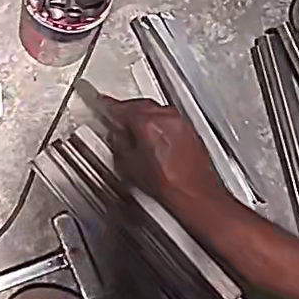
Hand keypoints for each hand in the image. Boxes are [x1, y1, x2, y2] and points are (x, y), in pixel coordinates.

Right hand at [85, 90, 239, 224]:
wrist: (195, 195)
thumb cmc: (169, 185)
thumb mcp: (130, 166)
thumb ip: (119, 143)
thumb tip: (117, 135)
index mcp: (147, 123)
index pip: (121, 108)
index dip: (108, 105)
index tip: (103, 104)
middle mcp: (166, 118)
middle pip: (140, 105)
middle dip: (127, 111)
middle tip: (117, 119)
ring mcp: (180, 122)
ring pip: (156, 111)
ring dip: (144, 117)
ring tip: (135, 132)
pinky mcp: (190, 129)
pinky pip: (168, 119)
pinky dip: (158, 123)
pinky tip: (153, 138)